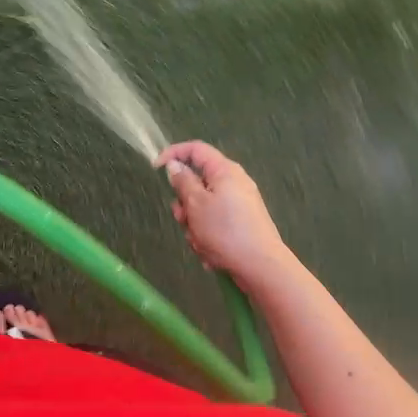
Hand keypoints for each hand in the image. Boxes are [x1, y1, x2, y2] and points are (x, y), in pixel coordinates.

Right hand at [159, 141, 291, 281]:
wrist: (261, 268)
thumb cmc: (225, 230)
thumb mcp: (196, 203)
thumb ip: (183, 181)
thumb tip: (175, 165)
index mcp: (224, 171)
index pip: (195, 149)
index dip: (173, 153)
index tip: (155, 169)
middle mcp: (234, 183)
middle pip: (197, 182)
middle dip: (184, 202)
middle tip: (183, 218)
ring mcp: (239, 205)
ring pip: (202, 206)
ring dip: (194, 224)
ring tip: (200, 241)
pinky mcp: (241, 224)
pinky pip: (214, 223)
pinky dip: (207, 235)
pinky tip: (211, 253)